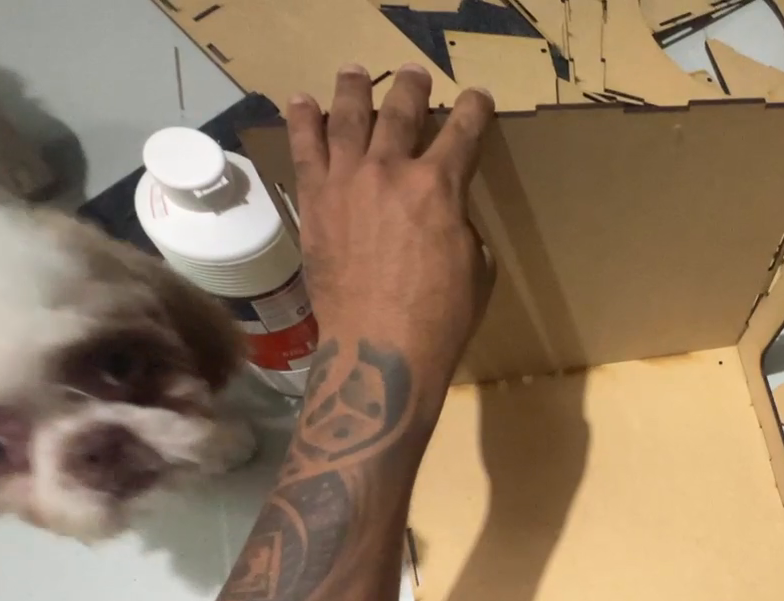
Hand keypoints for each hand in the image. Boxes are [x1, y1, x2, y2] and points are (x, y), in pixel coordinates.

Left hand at [286, 67, 494, 407]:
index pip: (462, 134)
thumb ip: (462, 228)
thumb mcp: (476, 269)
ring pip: (347, 117)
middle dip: (413, 89)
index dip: (474, 112)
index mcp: (440, 187)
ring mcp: (345, 181)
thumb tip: (446, 216)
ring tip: (356, 72)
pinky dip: (304, 120)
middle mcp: (389, 170)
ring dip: (355, 89)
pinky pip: (306, 147)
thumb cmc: (443, 317)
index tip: (479, 98)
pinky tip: (304, 104)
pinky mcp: (314, 200)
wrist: (381, 345)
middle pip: (401, 113)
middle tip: (415, 74)